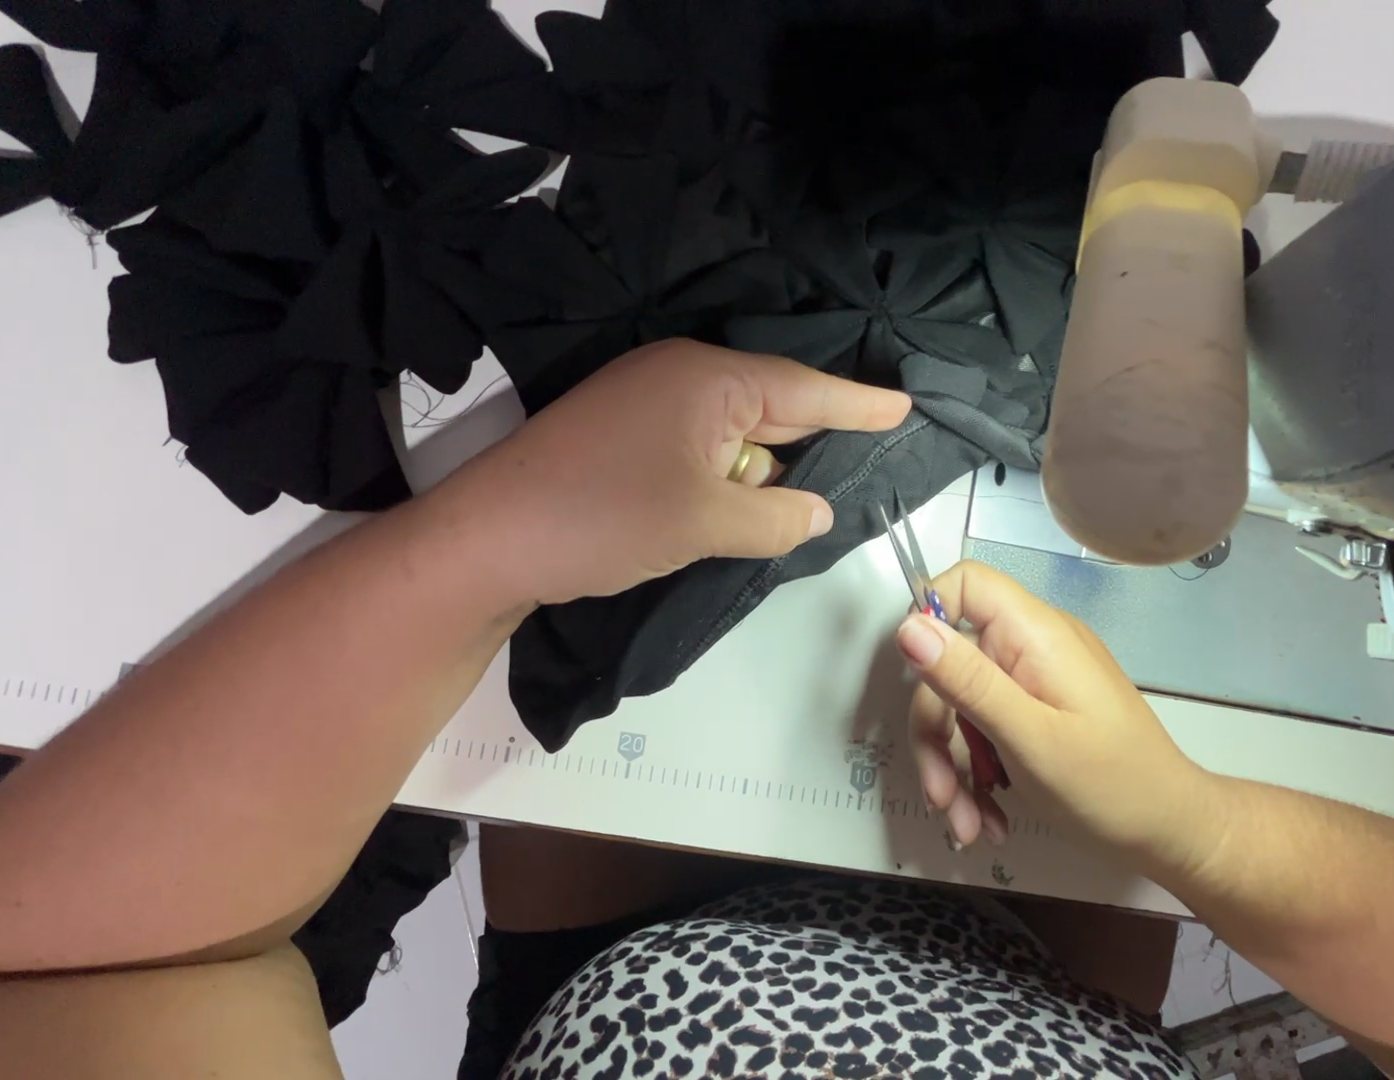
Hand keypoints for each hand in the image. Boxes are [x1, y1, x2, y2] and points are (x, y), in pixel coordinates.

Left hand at [450, 339, 910, 603]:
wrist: (488, 539)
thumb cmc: (603, 518)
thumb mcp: (705, 522)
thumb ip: (777, 517)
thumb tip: (817, 512)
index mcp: (707, 379)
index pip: (805, 388)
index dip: (859, 402)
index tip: (905, 405)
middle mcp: (680, 378)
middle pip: (772, 408)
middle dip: (812, 443)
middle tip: (868, 458)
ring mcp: (649, 405)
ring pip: (735, 438)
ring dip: (761, 476)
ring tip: (796, 511)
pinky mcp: (627, 437)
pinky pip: (701, 452)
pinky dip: (725, 482)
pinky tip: (737, 513)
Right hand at [897, 561, 1218, 862]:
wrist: (1172, 834)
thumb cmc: (1113, 786)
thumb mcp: (1030, 738)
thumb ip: (968, 681)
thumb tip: (908, 627)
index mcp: (1034, 634)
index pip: (965, 584)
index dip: (928, 617)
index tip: (915, 678)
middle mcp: (1030, 647)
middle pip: (950, 663)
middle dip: (937, 734)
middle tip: (942, 796)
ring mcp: (1032, 681)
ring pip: (960, 706)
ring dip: (953, 767)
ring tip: (967, 824)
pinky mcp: (1034, 713)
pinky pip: (984, 728)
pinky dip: (976, 774)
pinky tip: (986, 817)